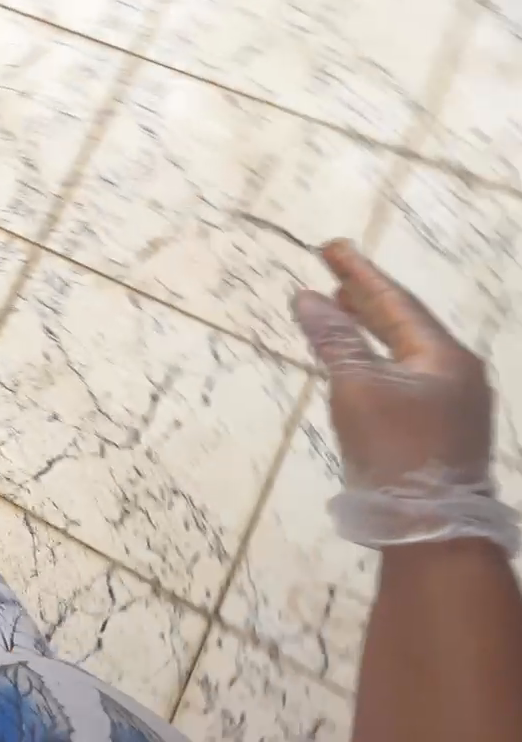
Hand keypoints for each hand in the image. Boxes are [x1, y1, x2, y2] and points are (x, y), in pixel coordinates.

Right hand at [292, 239, 516, 552]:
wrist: (426, 514)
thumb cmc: (394, 442)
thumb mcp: (356, 385)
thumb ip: (334, 339)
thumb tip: (308, 297)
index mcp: (443, 357)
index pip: (395, 303)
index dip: (361, 274)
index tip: (333, 246)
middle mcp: (453, 369)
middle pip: (404, 319)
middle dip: (366, 292)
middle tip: (334, 265)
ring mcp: (447, 394)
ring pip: (402, 342)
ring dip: (368, 318)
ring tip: (338, 299)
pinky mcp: (432, 414)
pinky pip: (398, 363)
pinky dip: (371, 345)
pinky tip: (353, 346)